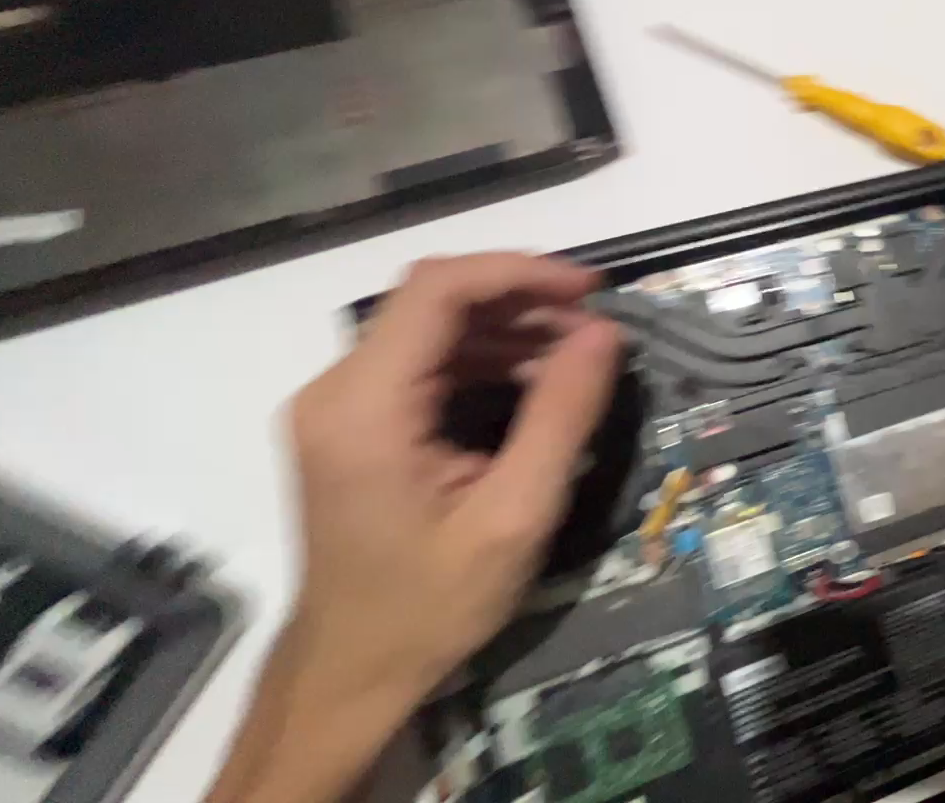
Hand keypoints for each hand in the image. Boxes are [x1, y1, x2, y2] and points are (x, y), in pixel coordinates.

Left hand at [286, 252, 622, 703]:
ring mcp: (343, 404)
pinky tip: (539, 382)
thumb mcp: (516, 513)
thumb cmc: (432, 603)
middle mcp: (338, 389)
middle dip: (526, 300)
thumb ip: (562, 415)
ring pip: (437, 326)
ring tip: (580, 355)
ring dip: (514, 328)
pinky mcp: (358, 421)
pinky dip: (492, 357)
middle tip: (597, 331)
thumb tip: (606, 332)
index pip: (437, 290)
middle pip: (437, 300)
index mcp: (364, 406)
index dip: (519, 272)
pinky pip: (431, 361)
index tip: (591, 291)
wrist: (352, 672)